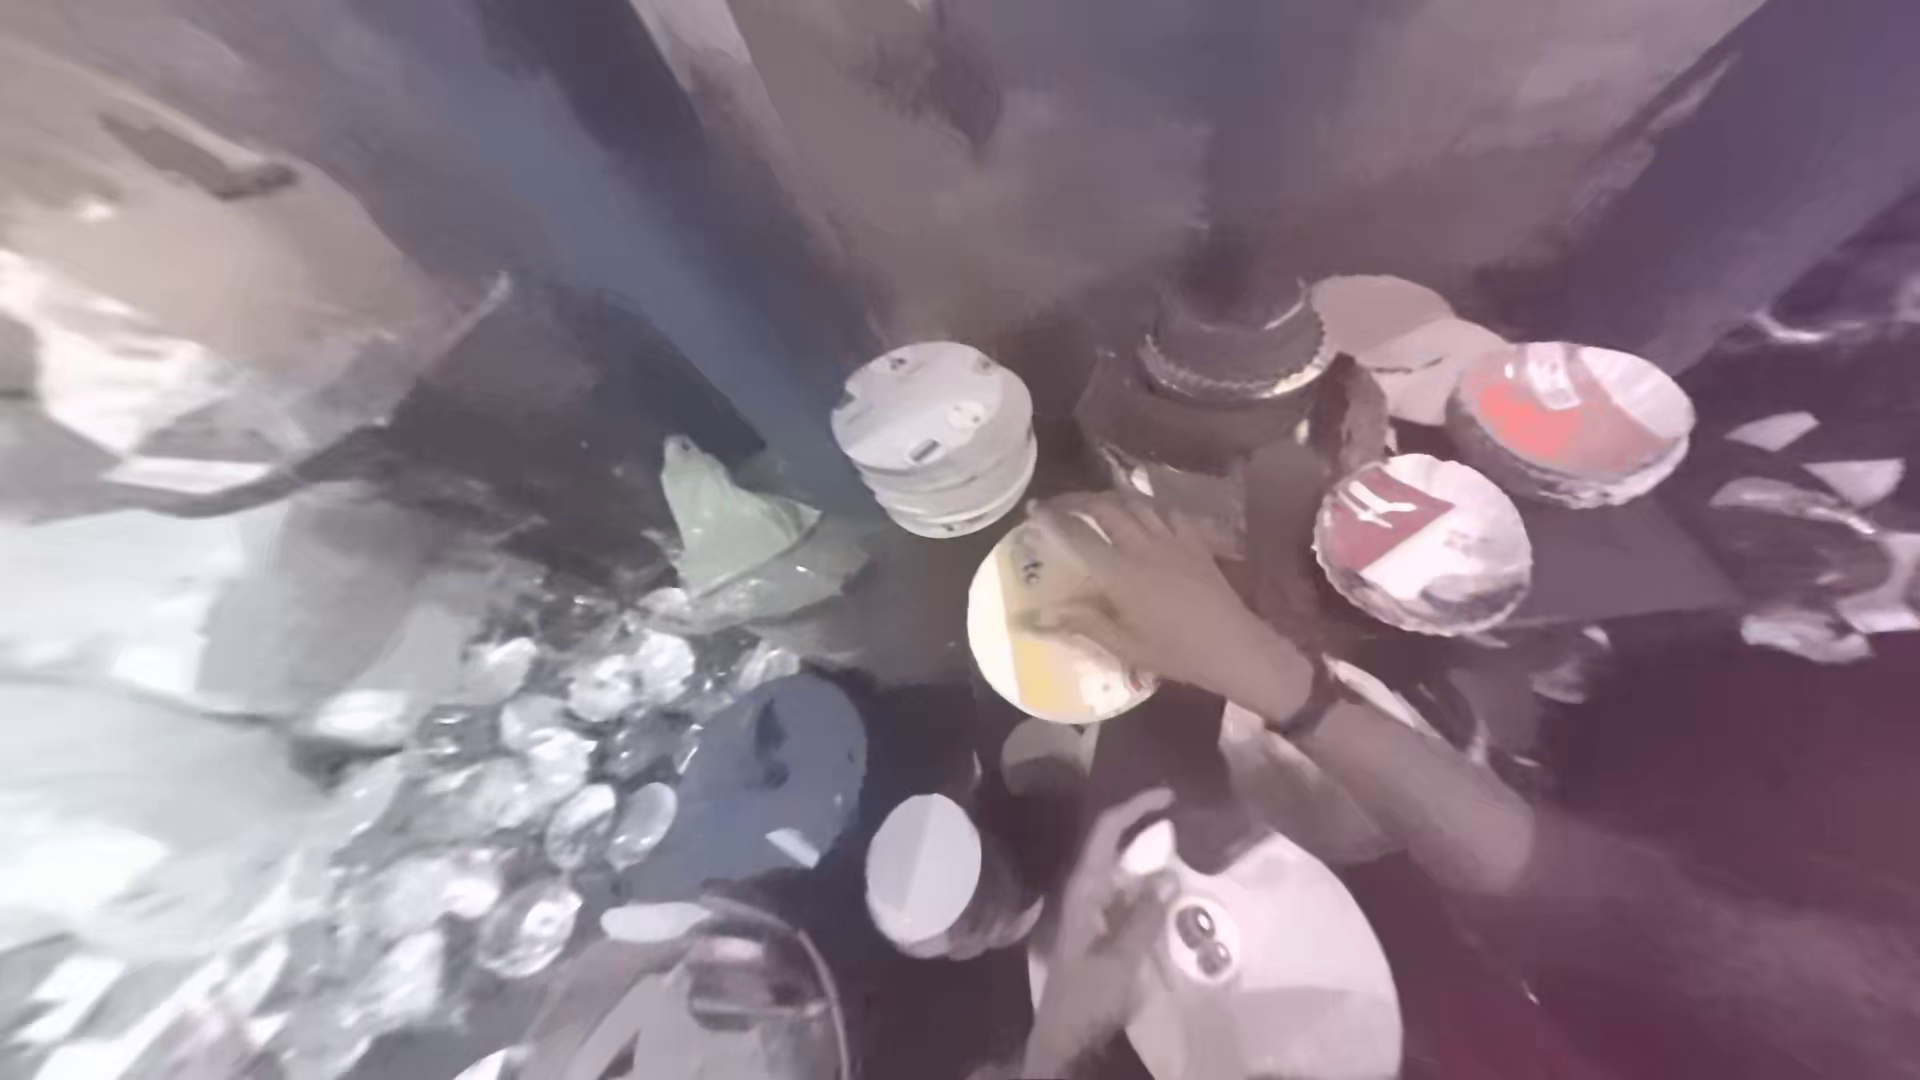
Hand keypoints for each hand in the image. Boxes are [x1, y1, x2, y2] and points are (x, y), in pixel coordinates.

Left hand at [1025, 788, 1179, 1077]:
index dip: (1134, 807)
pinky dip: (1147, 881)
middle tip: (1179, 813)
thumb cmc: (1088, 998)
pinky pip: (1126, 889)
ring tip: (1181, 841)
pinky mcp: (1100, 922)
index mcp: (1084, 886)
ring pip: (1120, 864)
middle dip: (1142, 822)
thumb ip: (1144, 917)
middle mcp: (1085, 886)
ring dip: (1146, 850)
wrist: (1064, 1038)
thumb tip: (1169, 874)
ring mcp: (1091, 903)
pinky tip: (1170, 887)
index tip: (1166, 795)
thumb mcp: (1120, 961)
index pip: (1107, 830)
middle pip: (1113, 840)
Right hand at [1027, 492, 1310, 715]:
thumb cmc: (1176, 653)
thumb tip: (1031, 618)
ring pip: (1134, 503)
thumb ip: (1079, 623)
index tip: (1033, 511)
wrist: (1237, 649)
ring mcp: (1172, 539)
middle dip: (1076, 500)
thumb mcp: (1123, 645)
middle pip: (1104, 507)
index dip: (1051, 519)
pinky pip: (1167, 510)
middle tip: (1057, 504)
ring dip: (1108, 497)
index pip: (1077, 535)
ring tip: (1093, 503)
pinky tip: (1142, 511)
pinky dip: (1147, 505)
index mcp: (1120, 573)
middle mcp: (1143, 546)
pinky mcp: (1195, 541)